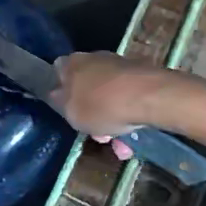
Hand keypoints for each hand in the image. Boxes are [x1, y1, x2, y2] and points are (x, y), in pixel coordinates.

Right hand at [49, 52, 185, 158]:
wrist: (148, 96)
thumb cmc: (101, 105)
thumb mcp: (71, 113)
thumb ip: (62, 104)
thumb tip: (58, 96)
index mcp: (72, 63)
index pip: (58, 71)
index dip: (62, 92)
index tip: (68, 111)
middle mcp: (95, 59)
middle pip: (88, 88)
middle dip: (92, 114)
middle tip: (98, 135)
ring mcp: (121, 66)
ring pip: (110, 98)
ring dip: (113, 121)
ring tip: (121, 145)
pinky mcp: (143, 76)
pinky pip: (130, 100)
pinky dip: (130, 118)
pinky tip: (136, 139)